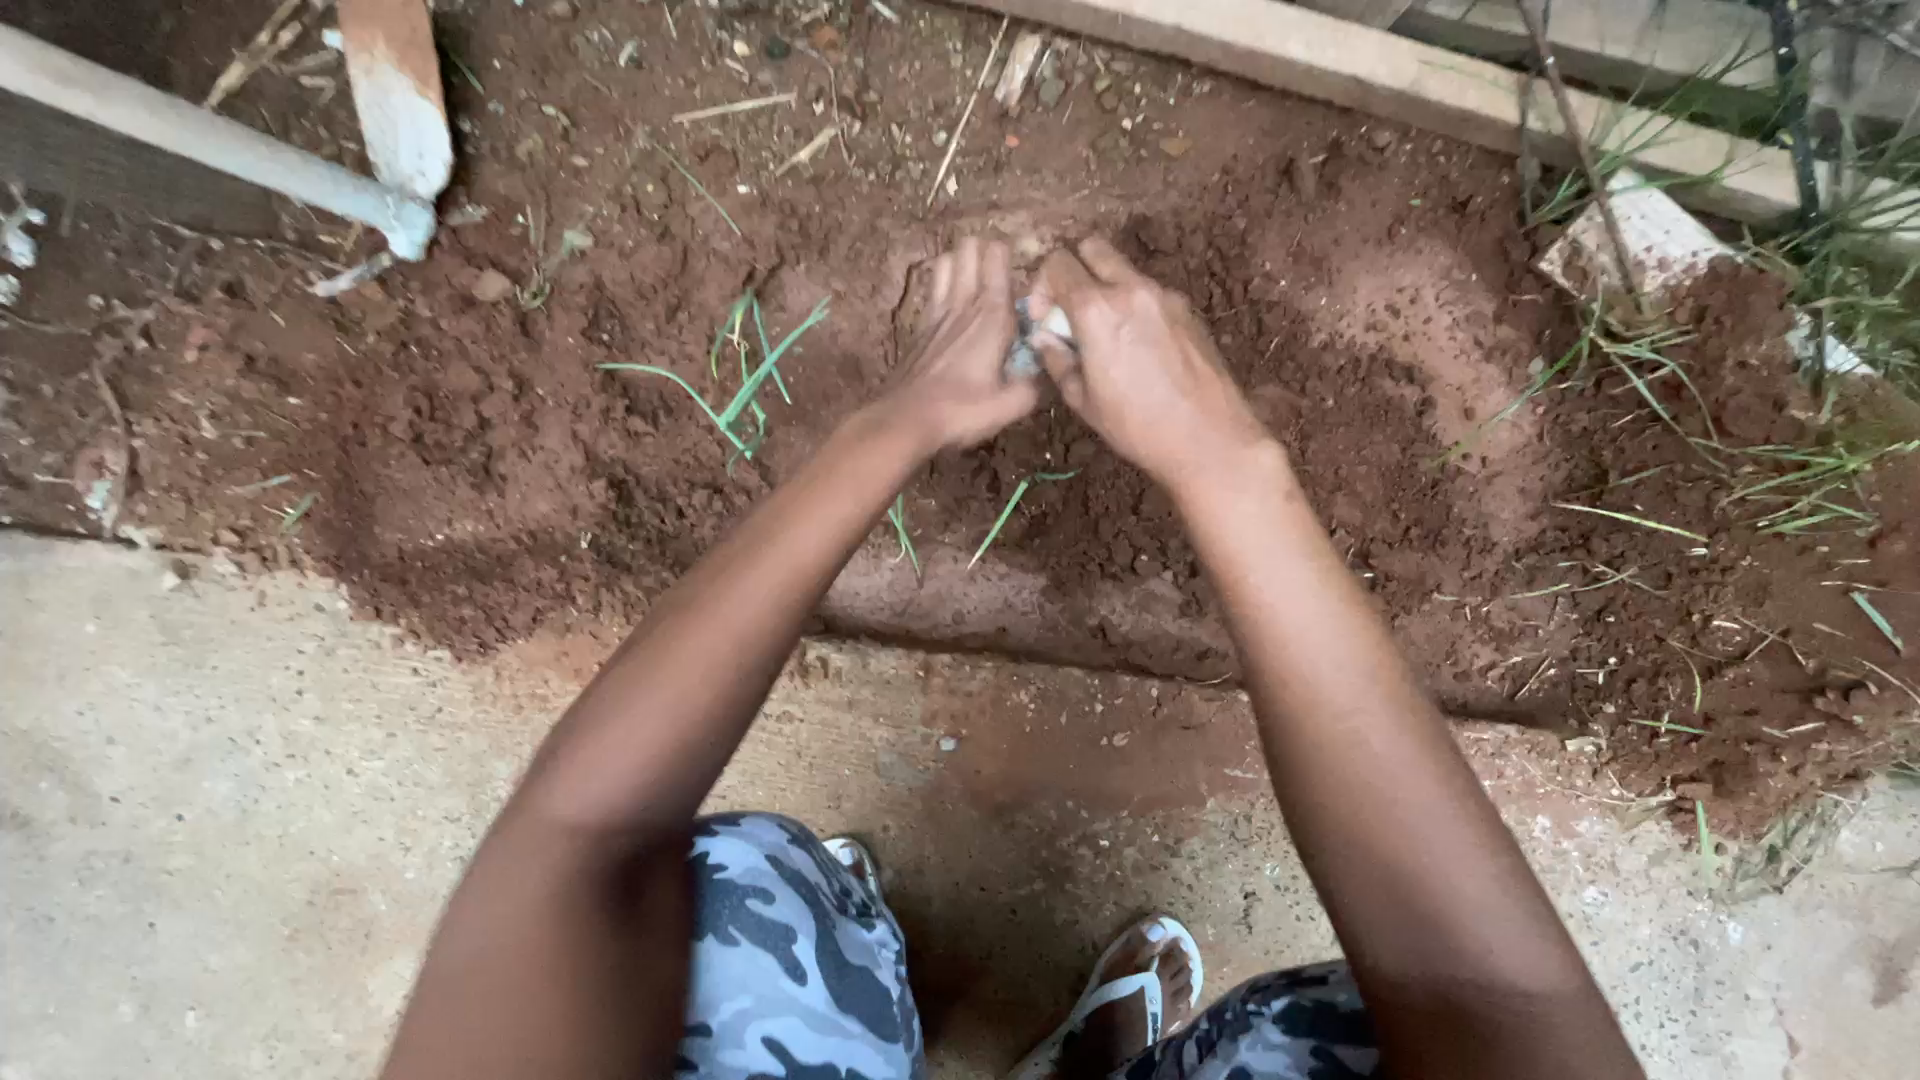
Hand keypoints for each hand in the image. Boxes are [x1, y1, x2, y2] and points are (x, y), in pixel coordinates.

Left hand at [881, 236, 1039, 453]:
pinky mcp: (920, 326)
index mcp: (992, 315)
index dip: (1011, 254)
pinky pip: (934, 288)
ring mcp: (938, 312)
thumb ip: (1033, 385)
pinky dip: (944, 283)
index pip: (997, 256)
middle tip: (1001, 274)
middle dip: (985, 250)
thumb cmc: (961, 410)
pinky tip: (953, 301)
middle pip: (970, 248)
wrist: (905, 418)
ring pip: (948, 261)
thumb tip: (1043, 374)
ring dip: (962, 262)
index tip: (1021, 273)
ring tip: (977, 280)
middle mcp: (964, 303)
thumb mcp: (1009, 405)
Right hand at [1032, 238, 1275, 497]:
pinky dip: (1133, 305)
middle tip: (1071, 312)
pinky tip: (1139, 347)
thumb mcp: (1082, 400)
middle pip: (1091, 247)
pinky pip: (1149, 291)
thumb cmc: (1136, 425)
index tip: (1045, 319)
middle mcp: (1131, 289)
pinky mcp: (1187, 308)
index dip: (1042, 288)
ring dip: (1105, 288)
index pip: (1057, 263)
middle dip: (1074, 272)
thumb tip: (1045, 337)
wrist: (1207, 437)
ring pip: (1123, 269)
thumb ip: (1057, 359)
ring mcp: (1164, 295)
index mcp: (1096, 309)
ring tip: (1106, 335)